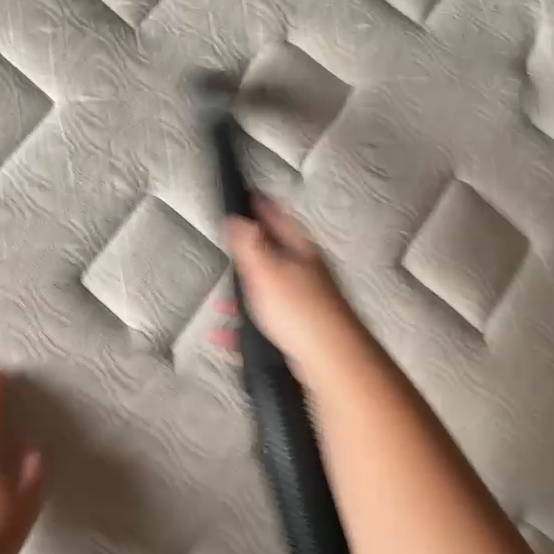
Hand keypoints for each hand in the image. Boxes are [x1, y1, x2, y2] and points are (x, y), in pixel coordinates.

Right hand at [221, 195, 366, 376]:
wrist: (329, 357)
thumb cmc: (301, 311)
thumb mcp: (267, 271)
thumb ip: (250, 245)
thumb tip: (238, 218)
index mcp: (301, 252)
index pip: (280, 219)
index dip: (264, 206)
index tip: (251, 195)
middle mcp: (308, 274)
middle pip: (275, 256)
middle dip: (249, 258)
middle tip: (232, 252)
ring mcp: (308, 302)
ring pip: (270, 292)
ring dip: (244, 297)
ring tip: (224, 304)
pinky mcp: (304, 329)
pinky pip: (269, 321)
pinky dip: (248, 325)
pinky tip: (232, 336)